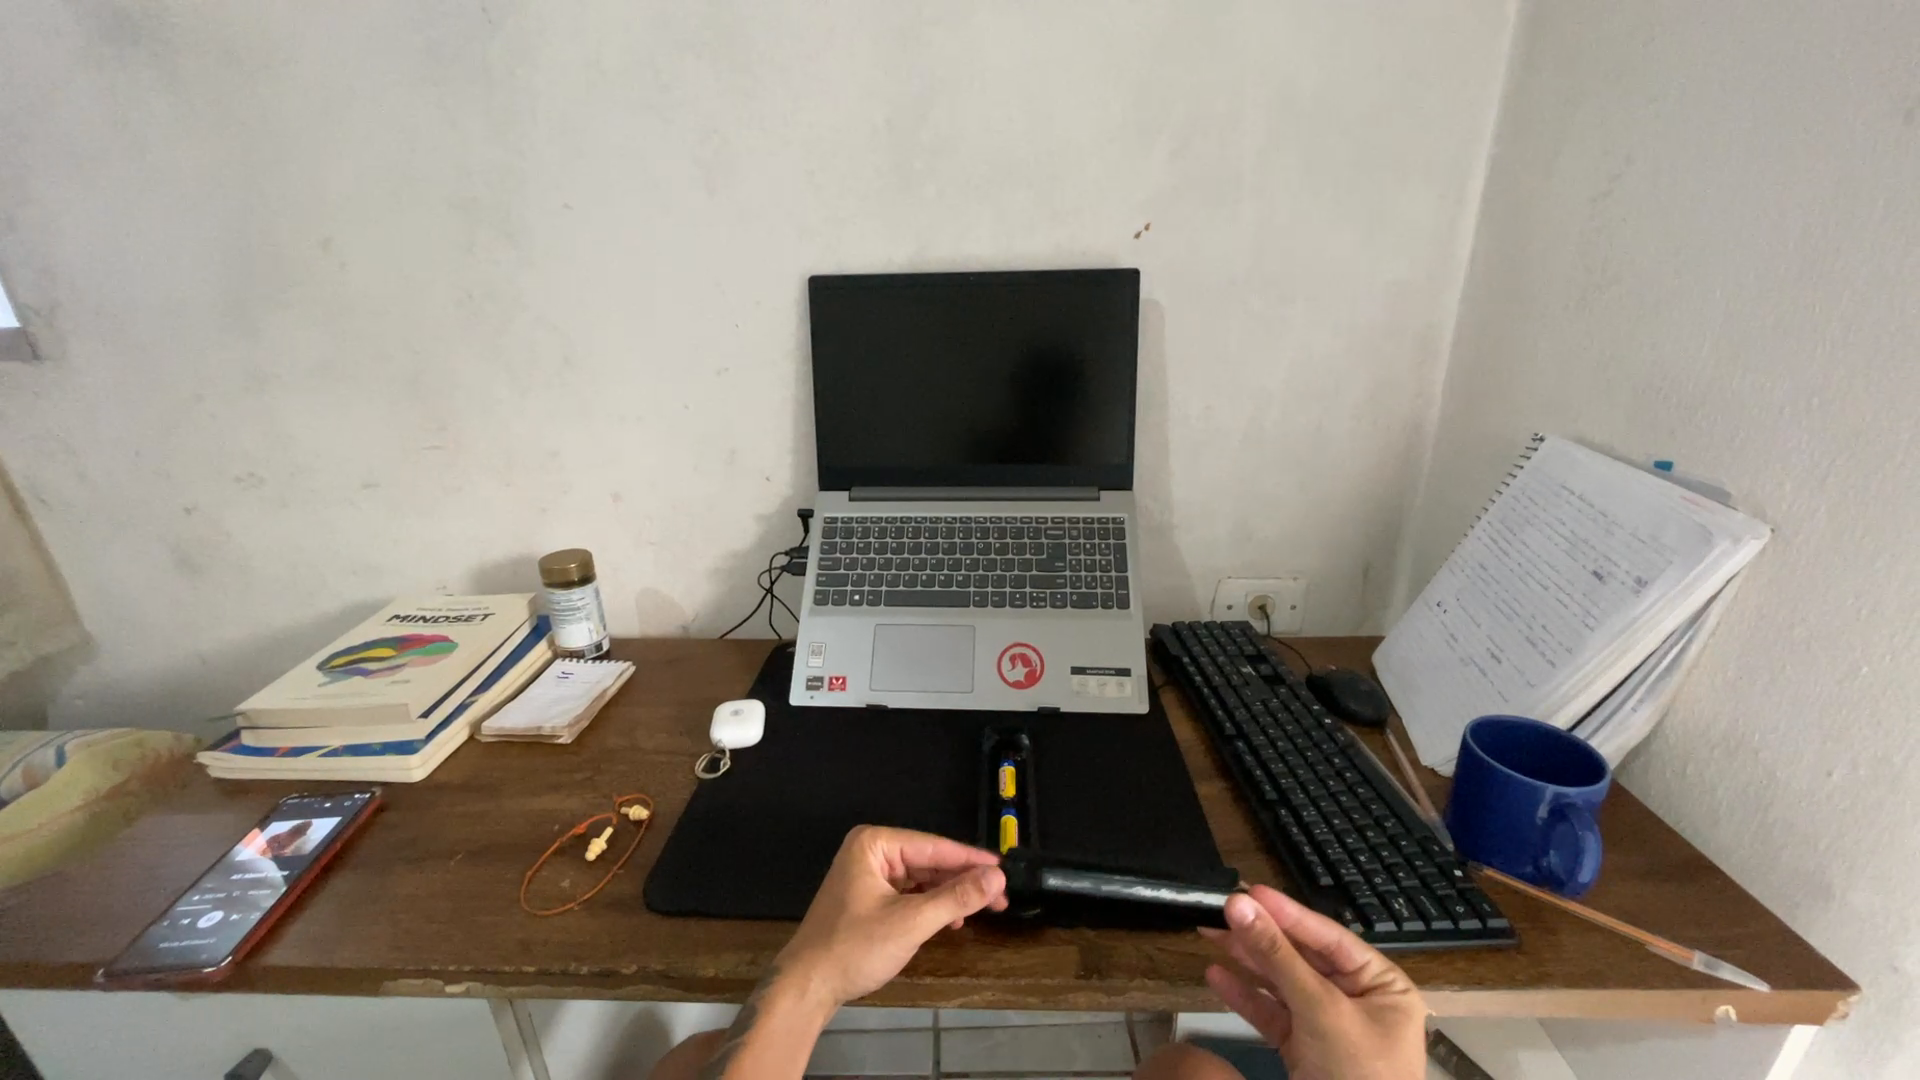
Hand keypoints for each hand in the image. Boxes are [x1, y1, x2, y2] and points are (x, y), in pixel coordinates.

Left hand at [772, 826, 1007, 1008]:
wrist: (807, 986)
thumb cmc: (854, 947)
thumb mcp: (911, 921)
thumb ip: (956, 897)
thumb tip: (997, 878)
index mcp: (875, 843)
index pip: (933, 846)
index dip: (971, 860)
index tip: (1004, 870)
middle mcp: (871, 850)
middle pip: (928, 861)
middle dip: (963, 880)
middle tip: (1000, 897)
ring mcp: (868, 873)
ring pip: (921, 878)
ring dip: (949, 894)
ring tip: (984, 909)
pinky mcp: (868, 895)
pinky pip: (909, 892)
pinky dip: (931, 905)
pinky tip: (953, 918)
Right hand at [1201, 885, 1427, 1079]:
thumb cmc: (1358, 1075)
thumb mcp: (1319, 1009)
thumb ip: (1275, 955)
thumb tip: (1237, 903)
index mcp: (1382, 986)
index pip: (1327, 936)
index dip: (1285, 912)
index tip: (1246, 889)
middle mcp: (1358, 1001)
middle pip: (1300, 956)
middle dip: (1259, 936)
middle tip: (1218, 909)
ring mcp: (1329, 1026)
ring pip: (1281, 982)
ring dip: (1246, 960)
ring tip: (1207, 933)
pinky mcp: (1305, 1050)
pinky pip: (1272, 1013)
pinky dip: (1245, 996)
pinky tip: (1215, 976)